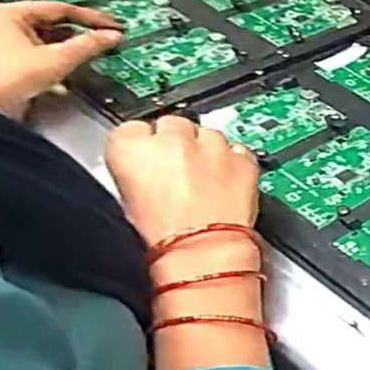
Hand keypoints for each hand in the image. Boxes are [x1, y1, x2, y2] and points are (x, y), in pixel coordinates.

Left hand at [0, 1, 120, 117]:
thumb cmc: (8, 78)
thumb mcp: (59, 59)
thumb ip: (89, 44)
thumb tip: (112, 35)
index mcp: (1, 12)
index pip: (57, 9)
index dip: (91, 18)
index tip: (113, 25)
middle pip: (44, 21)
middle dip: (75, 32)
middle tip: (101, 39)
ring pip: (33, 35)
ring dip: (61, 45)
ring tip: (83, 53)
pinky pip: (21, 47)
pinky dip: (43, 53)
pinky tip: (59, 65)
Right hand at [104, 116, 259, 249]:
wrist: (202, 244)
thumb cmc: (161, 229)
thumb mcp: (126, 192)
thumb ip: (137, 163)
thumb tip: (148, 159)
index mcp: (132, 147)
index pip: (134, 128)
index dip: (145, 142)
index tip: (150, 153)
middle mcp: (173, 139)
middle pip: (175, 124)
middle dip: (178, 140)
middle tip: (181, 164)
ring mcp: (213, 146)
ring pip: (210, 133)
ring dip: (208, 148)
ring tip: (206, 174)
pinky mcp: (244, 157)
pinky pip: (238, 149)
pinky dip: (234, 159)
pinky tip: (227, 177)